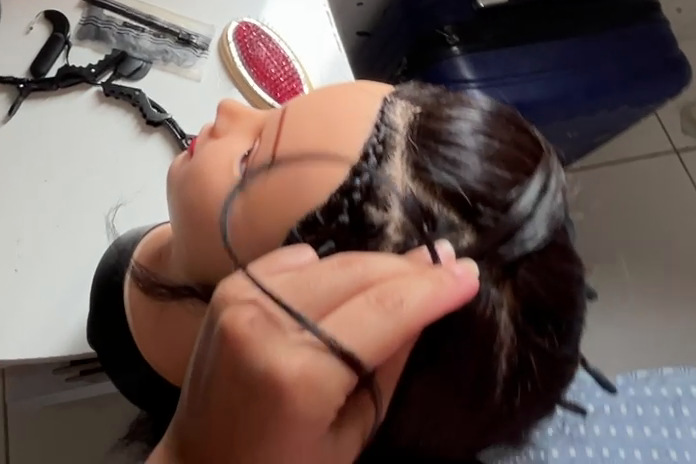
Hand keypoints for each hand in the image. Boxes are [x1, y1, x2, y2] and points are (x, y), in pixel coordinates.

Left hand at [148, 241, 480, 463]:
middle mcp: (266, 321)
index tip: (468, 272)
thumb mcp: (350, 435)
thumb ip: (389, 365)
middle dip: (406, 268)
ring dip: (371, 264)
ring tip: (408, 271)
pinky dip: (323, 265)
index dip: (431, 288)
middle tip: (446, 263)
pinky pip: (291, 260)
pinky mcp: (228, 287)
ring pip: (327, 260)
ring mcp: (241, 298)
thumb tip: (426, 302)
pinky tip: (344, 280)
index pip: (383, 312)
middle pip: (355, 274)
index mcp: (300, 373)